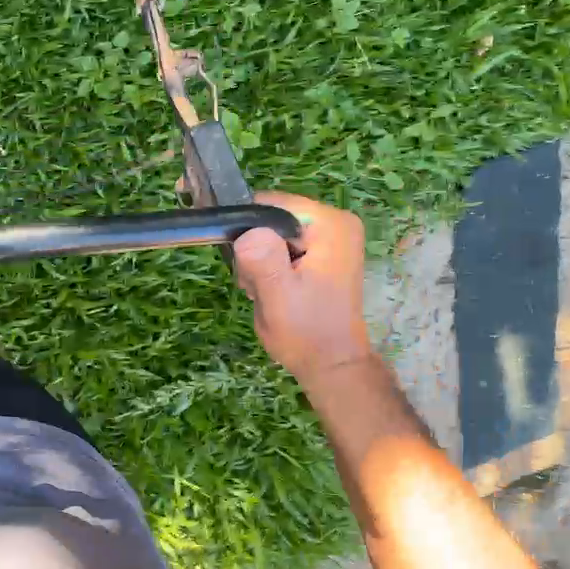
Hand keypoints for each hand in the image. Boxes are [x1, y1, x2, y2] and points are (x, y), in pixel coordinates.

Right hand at [232, 190, 373, 379]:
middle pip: (270, 218)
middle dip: (253, 248)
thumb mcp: (279, 297)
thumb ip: (263, 261)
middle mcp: (335, 222)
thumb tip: (248, 232)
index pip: (270, 204)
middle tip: (255, 283)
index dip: (245, 225)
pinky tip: (271, 290)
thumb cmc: (306, 332)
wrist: (331, 364)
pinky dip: (269, 266)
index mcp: (330, 224)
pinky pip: (280, 246)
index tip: (235, 255)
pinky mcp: (322, 252)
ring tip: (264, 291)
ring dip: (259, 261)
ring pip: (271, 233)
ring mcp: (330, 237)